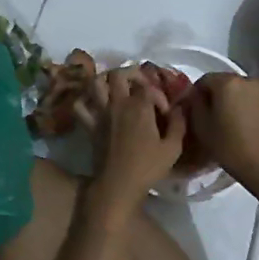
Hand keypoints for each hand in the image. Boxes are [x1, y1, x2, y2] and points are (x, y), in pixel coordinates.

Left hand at [75, 69, 186, 207]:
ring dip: (105, 80)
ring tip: (116, 87)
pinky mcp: (89, 125)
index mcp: (140, 107)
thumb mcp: (172, 148)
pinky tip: (95, 104)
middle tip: (139, 85)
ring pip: (96, 83)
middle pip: (119, 74)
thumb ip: (178, 124)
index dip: (159, 95)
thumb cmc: (147, 167)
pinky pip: (80, 105)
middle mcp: (118, 104)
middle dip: (131, 74)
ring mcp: (100, 113)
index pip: (149, 87)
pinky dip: (85, 100)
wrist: (117, 184)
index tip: (165, 112)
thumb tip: (178, 109)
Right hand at [184, 73, 258, 184]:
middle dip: (220, 95)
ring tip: (235, 119)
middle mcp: (249, 80)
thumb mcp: (201, 125)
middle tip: (215, 115)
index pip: (206, 79)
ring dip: (237, 99)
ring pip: (245, 90)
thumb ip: (195, 103)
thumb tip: (197, 95)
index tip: (197, 108)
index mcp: (228, 82)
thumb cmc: (226, 145)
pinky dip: (252, 106)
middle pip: (228, 82)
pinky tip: (250, 123)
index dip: (198, 92)